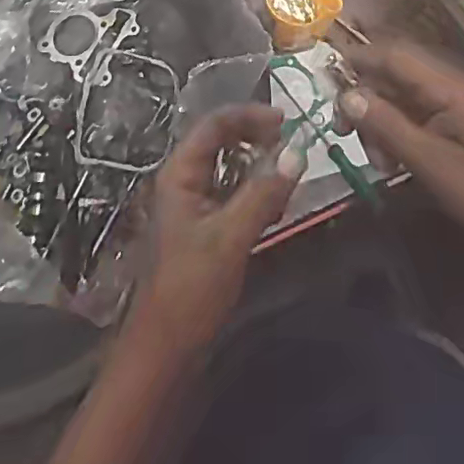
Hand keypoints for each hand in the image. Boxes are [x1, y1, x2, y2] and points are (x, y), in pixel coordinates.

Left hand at [136, 105, 304, 342]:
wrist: (165, 348)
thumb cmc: (190, 288)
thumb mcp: (230, 237)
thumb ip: (263, 194)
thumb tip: (298, 154)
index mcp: (180, 175)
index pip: (214, 125)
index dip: (249, 116)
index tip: (286, 120)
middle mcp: (185, 182)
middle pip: (221, 141)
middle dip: (256, 136)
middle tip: (292, 144)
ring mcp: (195, 205)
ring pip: (231, 168)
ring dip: (260, 164)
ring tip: (290, 172)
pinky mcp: (207, 227)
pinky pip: (235, 194)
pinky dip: (257, 191)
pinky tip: (278, 203)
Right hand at [337, 42, 463, 246]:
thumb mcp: (429, 161)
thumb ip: (386, 126)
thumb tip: (346, 95)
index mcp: (449, 87)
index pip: (395, 56)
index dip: (359, 59)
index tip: (325, 77)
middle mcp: (450, 87)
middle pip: (393, 76)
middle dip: (365, 100)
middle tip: (343, 132)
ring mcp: (452, 106)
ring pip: (399, 99)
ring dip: (379, 123)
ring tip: (377, 161)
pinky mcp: (452, 125)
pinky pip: (413, 118)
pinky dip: (395, 135)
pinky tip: (391, 164)